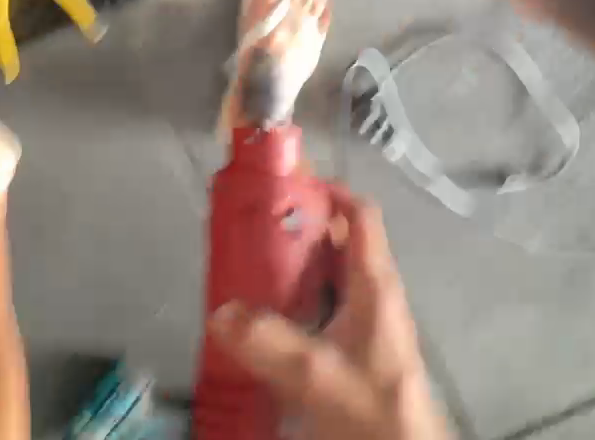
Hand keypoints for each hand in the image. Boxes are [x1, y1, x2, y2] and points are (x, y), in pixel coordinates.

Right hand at [209, 187, 452, 439]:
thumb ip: (268, 341)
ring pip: (321, 281)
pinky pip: (315, 315)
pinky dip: (287, 308)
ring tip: (243, 269)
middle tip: (248, 229)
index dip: (326, 190)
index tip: (283, 184)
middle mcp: (371, 298)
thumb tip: (219, 312)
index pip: (360, 214)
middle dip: (291, 232)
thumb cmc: (375, 410)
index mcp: (375, 285)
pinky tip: (259, 322)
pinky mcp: (350, 356)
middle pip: (332, 244)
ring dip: (286, 271)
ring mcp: (362, 328)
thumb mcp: (319, 373)